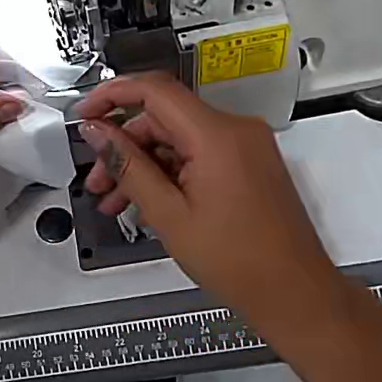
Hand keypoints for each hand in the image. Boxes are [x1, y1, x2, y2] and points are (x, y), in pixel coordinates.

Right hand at [77, 73, 341, 328]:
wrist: (293, 291)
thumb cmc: (243, 262)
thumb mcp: (169, 215)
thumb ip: (129, 166)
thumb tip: (99, 133)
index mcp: (217, 136)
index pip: (155, 90)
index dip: (113, 95)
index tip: (87, 111)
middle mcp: (237, 130)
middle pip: (165, 118)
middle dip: (126, 146)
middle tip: (100, 180)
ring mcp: (247, 145)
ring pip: (181, 139)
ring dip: (147, 164)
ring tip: (118, 201)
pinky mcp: (250, 161)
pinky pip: (201, 153)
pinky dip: (173, 172)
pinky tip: (151, 201)